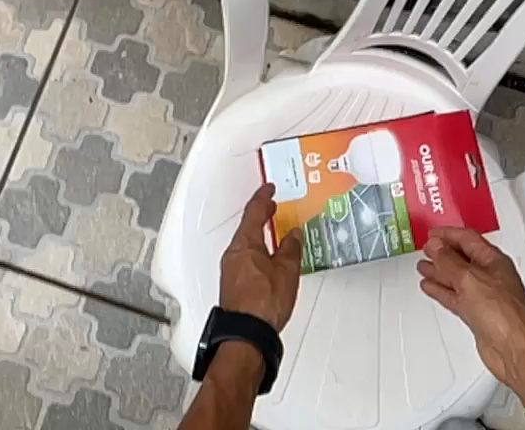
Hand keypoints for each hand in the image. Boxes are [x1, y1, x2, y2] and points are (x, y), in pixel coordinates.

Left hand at [219, 183, 302, 330]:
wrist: (246, 336)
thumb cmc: (262, 304)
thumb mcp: (286, 271)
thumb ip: (290, 249)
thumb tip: (293, 235)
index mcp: (245, 243)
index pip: (254, 211)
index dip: (263, 197)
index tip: (269, 188)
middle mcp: (234, 254)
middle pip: (248, 227)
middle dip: (261, 216)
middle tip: (272, 206)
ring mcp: (231, 270)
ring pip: (246, 244)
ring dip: (260, 236)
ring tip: (274, 233)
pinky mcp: (233, 285)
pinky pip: (245, 259)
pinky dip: (257, 252)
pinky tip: (267, 260)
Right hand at [418, 227, 524, 388]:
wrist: (516, 352)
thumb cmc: (506, 314)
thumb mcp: (470, 279)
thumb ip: (449, 261)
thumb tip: (436, 246)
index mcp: (494, 261)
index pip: (467, 239)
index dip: (447, 234)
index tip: (432, 234)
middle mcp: (491, 277)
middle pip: (462, 258)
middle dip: (442, 253)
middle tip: (426, 249)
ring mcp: (485, 297)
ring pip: (457, 279)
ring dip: (440, 272)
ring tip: (424, 266)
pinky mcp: (479, 316)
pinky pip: (456, 297)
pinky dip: (442, 291)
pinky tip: (431, 288)